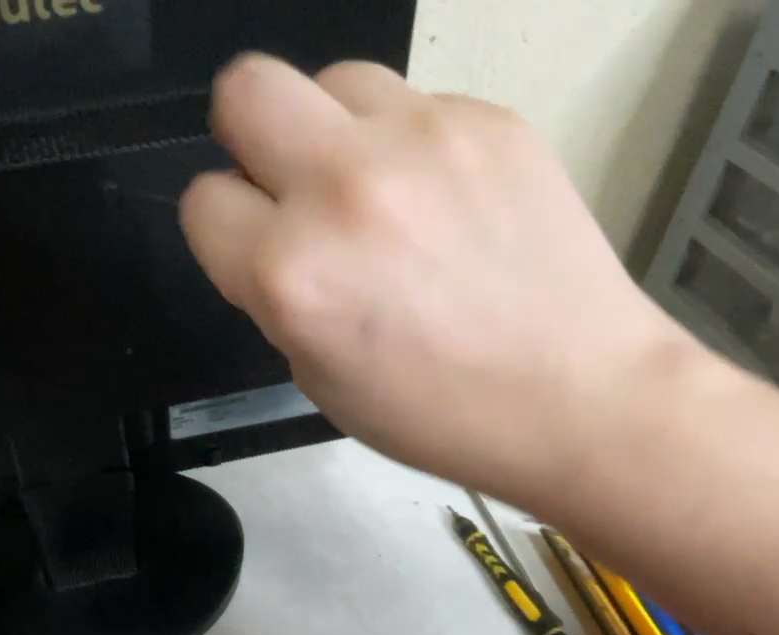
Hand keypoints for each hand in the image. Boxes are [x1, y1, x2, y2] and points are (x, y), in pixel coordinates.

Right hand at [180, 55, 701, 503]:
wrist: (576, 397)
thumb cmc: (435, 412)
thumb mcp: (315, 375)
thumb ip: (272, 291)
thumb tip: (269, 231)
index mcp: (291, 274)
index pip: (202, 202)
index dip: (224, 230)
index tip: (256, 247)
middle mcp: (344, 189)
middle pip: (244, 88)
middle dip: (248, 135)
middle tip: (289, 185)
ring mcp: (423, 139)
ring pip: (332, 78)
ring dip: (331, 130)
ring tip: (375, 190)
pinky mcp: (489, 117)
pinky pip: (413, 102)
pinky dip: (408, 144)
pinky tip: (443, 199)